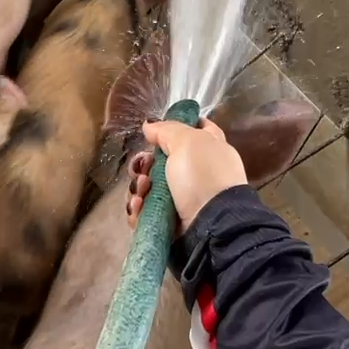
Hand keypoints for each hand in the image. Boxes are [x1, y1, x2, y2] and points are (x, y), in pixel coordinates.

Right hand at [127, 118, 246, 231]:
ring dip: (138, 187)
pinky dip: (137, 210)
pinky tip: (138, 207)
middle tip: (141, 168)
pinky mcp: (167, 222)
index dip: (173, 130)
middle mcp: (195, 174)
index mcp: (208, 149)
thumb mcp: (188, 142)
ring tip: (141, 190)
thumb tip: (149, 125)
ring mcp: (181, 200)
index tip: (155, 135)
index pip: (194, 130)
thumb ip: (167, 130)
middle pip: (160, 162)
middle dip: (144, 164)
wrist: (210, 224)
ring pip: (148, 188)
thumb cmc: (203, 176)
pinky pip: (144, 212)